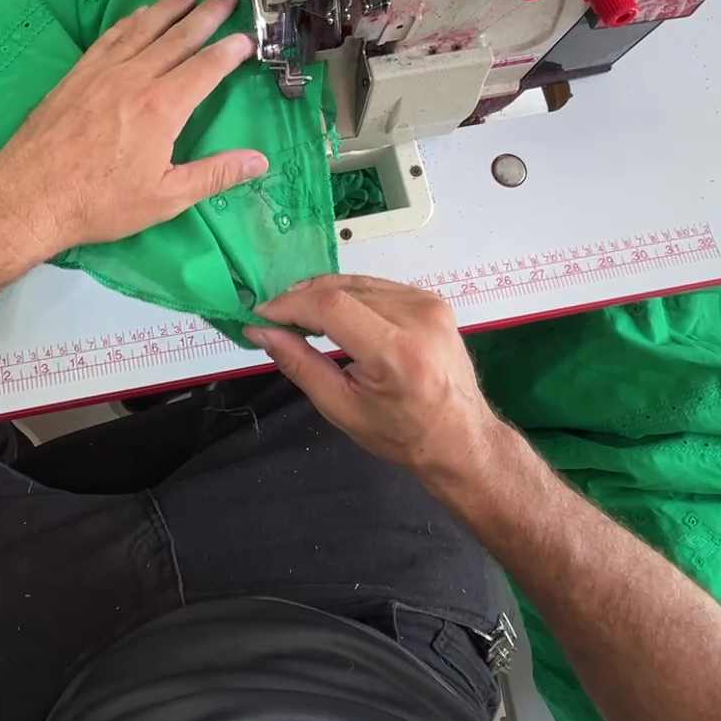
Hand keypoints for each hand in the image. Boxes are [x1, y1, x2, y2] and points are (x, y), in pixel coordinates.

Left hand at [0, 0, 266, 256]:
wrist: (30, 196)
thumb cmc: (101, 202)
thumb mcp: (166, 198)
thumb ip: (215, 175)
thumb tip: (259, 160)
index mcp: (162, 107)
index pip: (206, 68)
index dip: (230, 51)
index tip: (247, 38)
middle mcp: (134, 79)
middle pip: (178, 38)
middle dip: (206, 15)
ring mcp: (102, 73)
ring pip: (142, 30)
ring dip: (168, 8)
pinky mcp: (77, 75)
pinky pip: (110, 38)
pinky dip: (129, 21)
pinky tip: (138, 15)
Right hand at [245, 275, 507, 479]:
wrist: (461, 437)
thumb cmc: (401, 434)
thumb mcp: (341, 408)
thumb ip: (299, 364)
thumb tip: (259, 331)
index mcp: (399, 354)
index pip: (333, 307)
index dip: (291, 305)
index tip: (262, 314)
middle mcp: (418, 319)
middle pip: (342, 289)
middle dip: (301, 299)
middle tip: (274, 318)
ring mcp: (428, 304)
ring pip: (356, 283)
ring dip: (320, 294)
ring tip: (296, 315)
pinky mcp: (431, 299)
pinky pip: (375, 286)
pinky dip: (346, 294)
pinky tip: (330, 312)